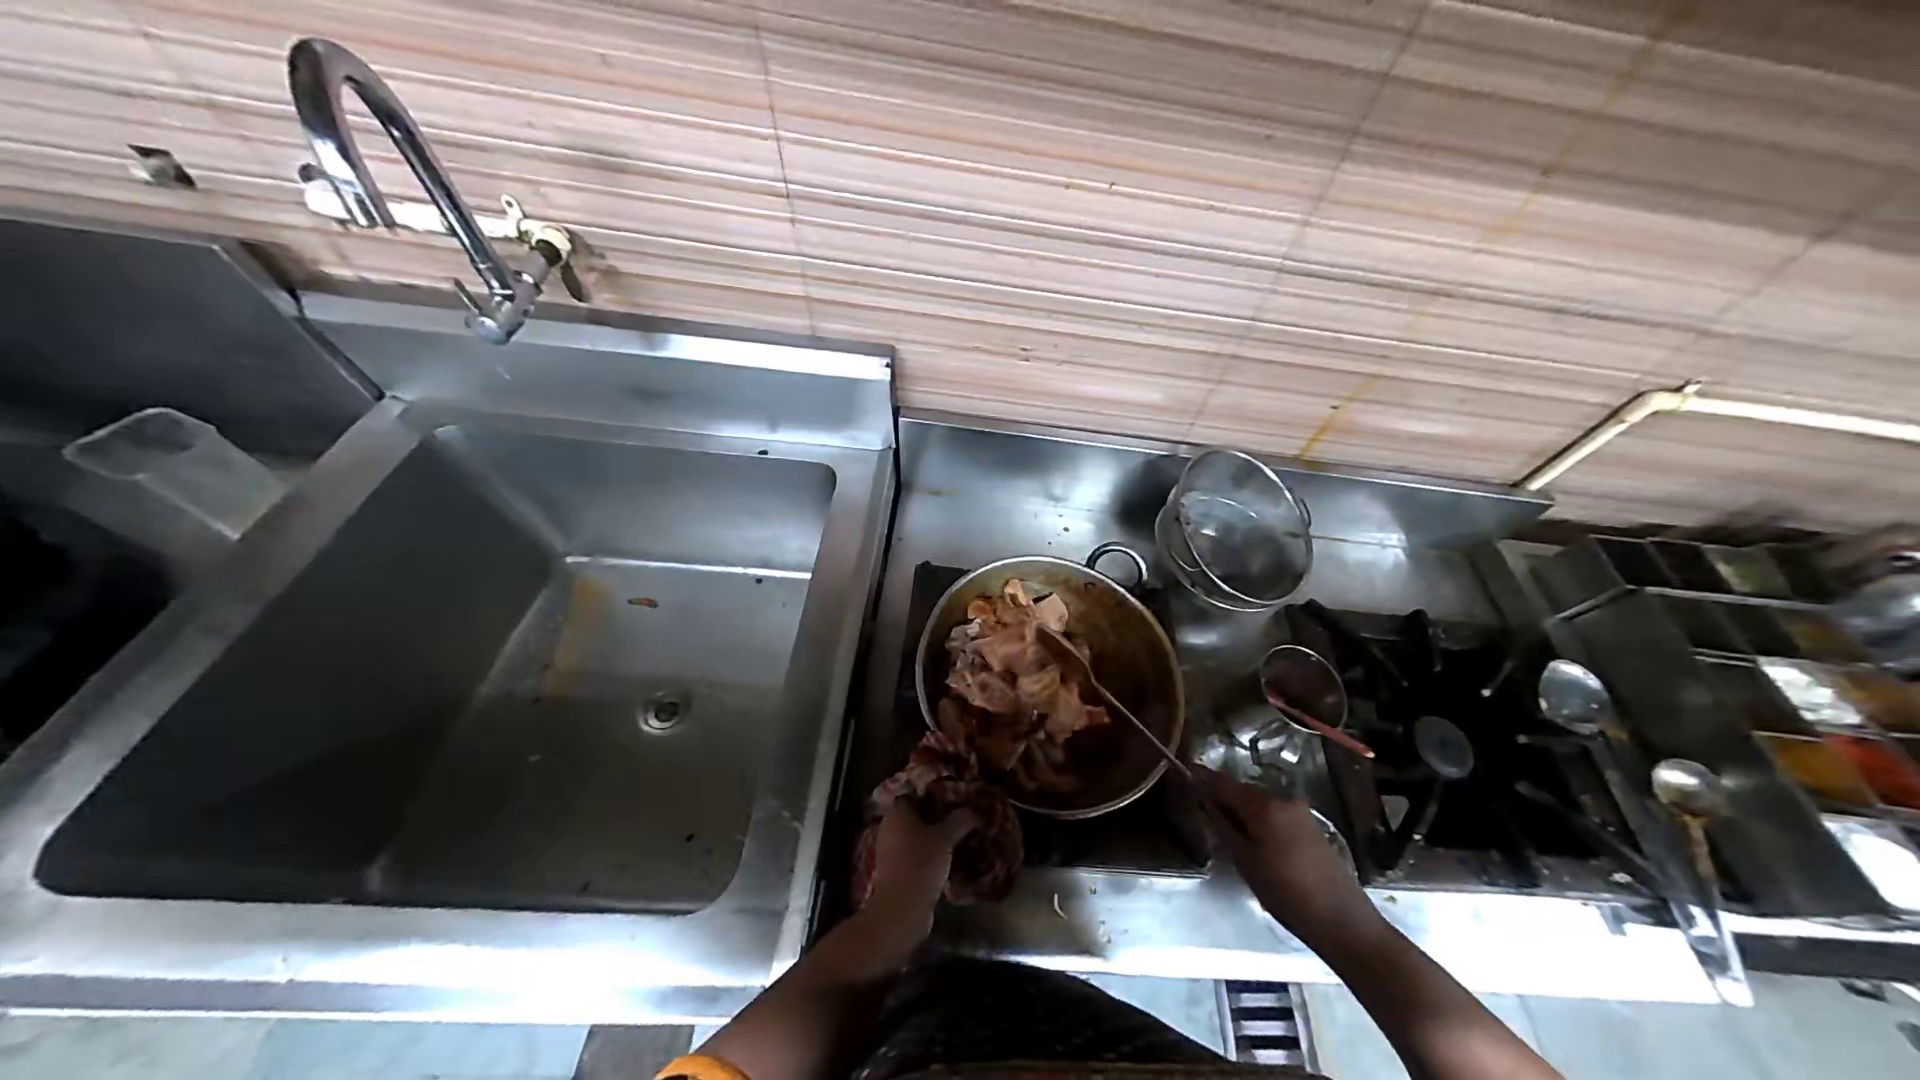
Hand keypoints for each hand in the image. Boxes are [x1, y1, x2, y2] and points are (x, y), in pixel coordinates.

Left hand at [862, 802, 977, 936]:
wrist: (901, 909)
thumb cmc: (921, 864)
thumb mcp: (945, 838)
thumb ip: (960, 820)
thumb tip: (972, 811)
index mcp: (897, 814)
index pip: (910, 795)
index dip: (928, 794)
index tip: (948, 798)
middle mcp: (888, 829)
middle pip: (912, 817)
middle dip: (932, 818)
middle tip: (956, 819)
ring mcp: (889, 853)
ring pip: (912, 838)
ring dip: (930, 839)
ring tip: (955, 840)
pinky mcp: (893, 873)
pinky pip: (912, 857)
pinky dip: (925, 857)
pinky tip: (944, 862)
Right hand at [1194, 766, 1379, 945]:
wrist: (1343, 921)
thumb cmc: (1285, 892)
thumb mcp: (1244, 860)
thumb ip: (1221, 824)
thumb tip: (1204, 800)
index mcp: (1264, 804)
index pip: (1223, 782)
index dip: (1201, 778)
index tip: (1182, 775)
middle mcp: (1283, 798)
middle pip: (1242, 790)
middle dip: (1221, 797)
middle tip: (1201, 811)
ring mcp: (1300, 811)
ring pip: (1258, 802)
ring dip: (1240, 809)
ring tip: (1224, 830)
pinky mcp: (1309, 825)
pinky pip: (1274, 812)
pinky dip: (1258, 818)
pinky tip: (1251, 839)